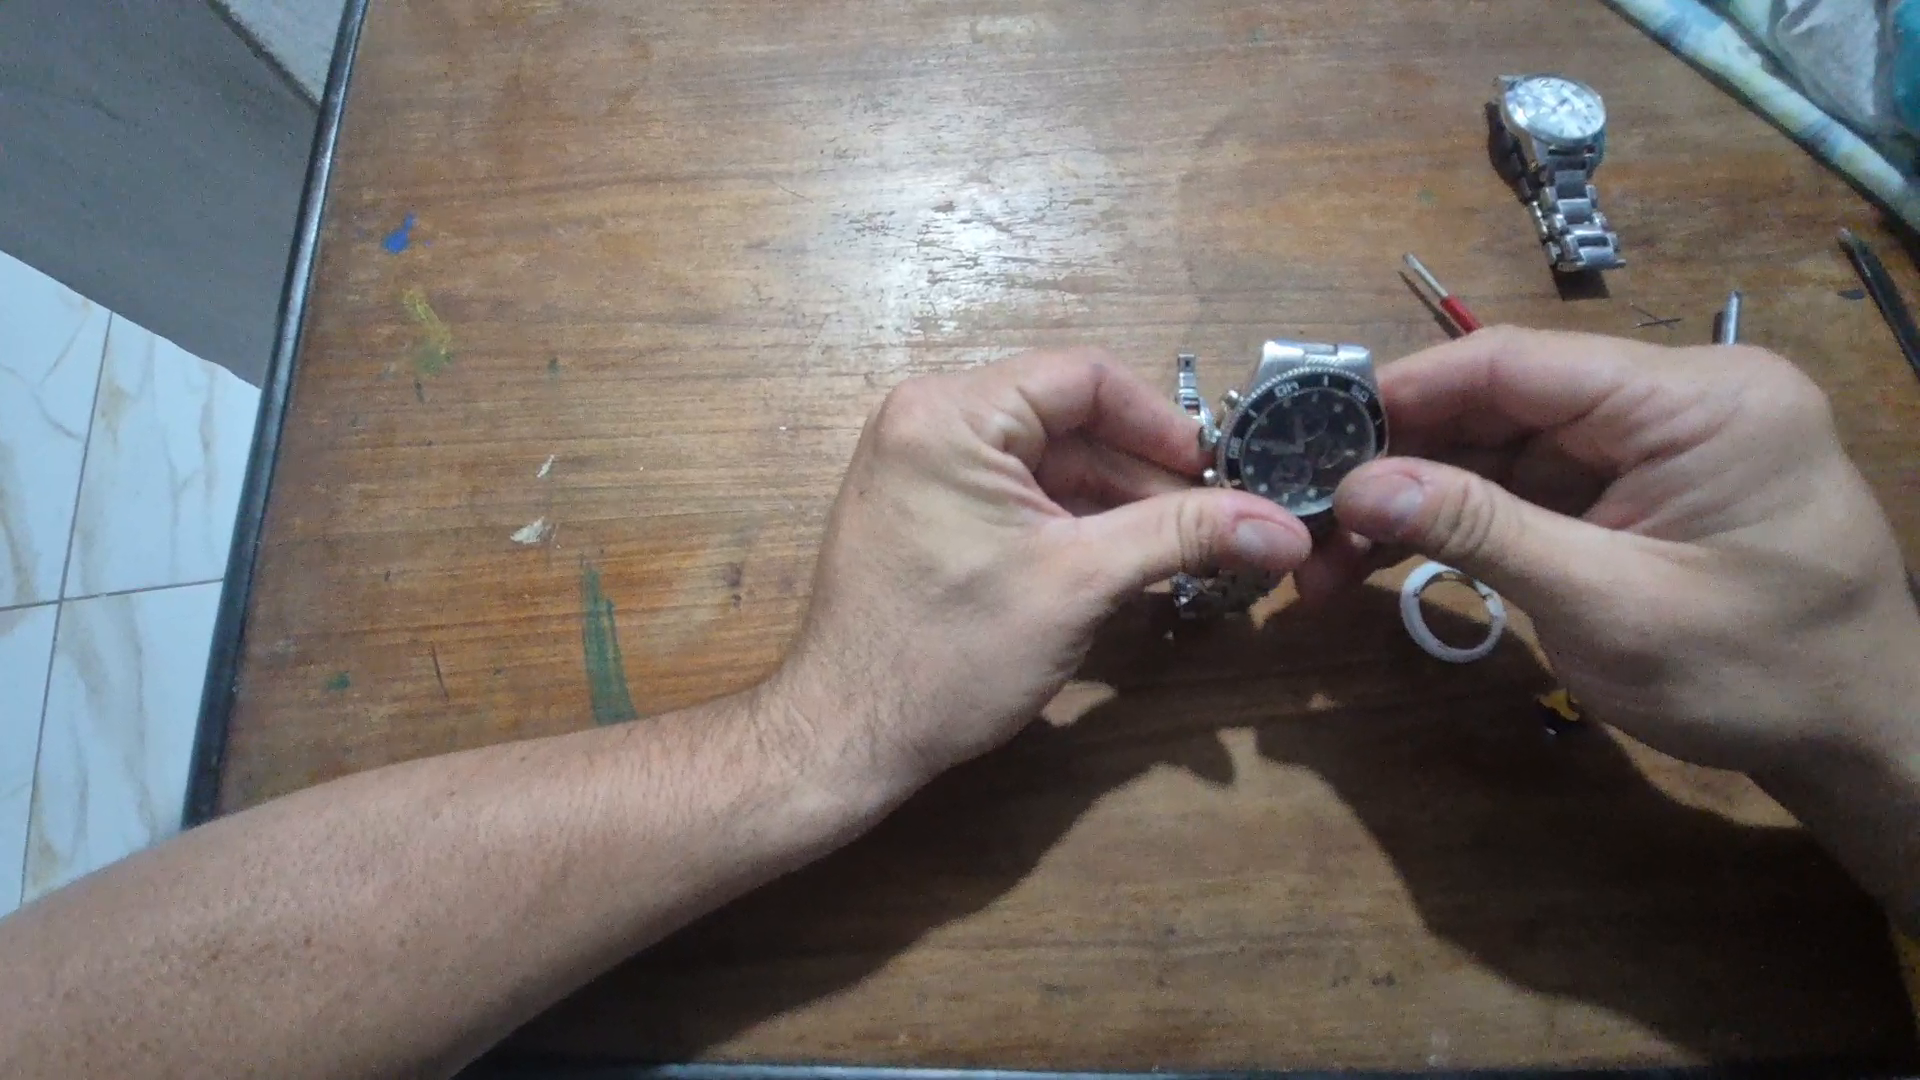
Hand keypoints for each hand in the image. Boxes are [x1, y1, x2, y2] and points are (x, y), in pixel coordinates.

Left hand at [770, 348, 1312, 794]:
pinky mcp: (923, 508)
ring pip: (1042, 463)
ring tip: (1179, 551)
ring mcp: (919, 464)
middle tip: (1212, 522)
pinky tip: (1119, 559)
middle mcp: (928, 420)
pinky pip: (1012, 495)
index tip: (1217, 472)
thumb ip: (1183, 537)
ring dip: (1110, 504)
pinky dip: (1068, 523)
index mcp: (951, 412)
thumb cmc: (953, 654)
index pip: (1082, 378)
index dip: (1160, 422)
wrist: (848, 734)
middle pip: (1064, 421)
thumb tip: (1287, 527)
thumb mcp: (1079, 583)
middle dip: (1141, 474)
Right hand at [1296, 326, 1919, 777]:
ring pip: (1472, 453)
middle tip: (1303, 511)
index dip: (1403, 391)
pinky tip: (1367, 557)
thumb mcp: (1608, 602)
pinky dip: (1427, 525)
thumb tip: (1355, 488)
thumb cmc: (1756, 674)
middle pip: (1482, 407)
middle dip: (1387, 462)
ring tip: (1323, 558)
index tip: (1311, 432)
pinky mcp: (1594, 490)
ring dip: (1395, 503)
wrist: (1852, 740)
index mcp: (1693, 401)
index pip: (1514, 363)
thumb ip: (1480, 531)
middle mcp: (1653, 405)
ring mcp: (1620, 448)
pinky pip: (1490, 491)